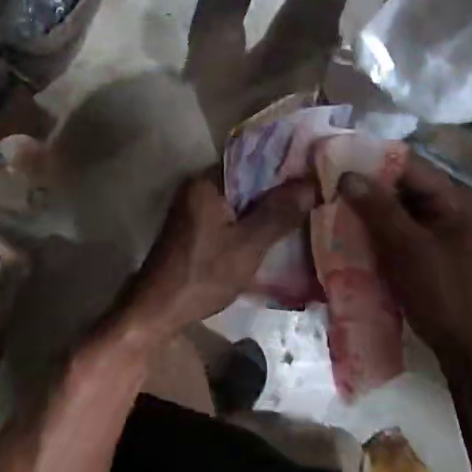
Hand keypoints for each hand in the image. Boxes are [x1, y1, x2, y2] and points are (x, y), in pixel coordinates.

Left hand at [121, 173, 315, 341]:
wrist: (158, 310)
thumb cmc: (202, 275)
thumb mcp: (247, 246)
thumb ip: (278, 213)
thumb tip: (310, 183)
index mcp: (206, 181)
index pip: (252, 161)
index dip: (284, 167)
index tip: (313, 174)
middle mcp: (197, 186)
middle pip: (246, 180)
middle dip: (277, 189)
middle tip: (314, 196)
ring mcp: (193, 206)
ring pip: (239, 200)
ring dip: (265, 208)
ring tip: (302, 212)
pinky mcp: (194, 227)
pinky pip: (229, 215)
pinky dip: (249, 222)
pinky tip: (274, 233)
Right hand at [337, 159, 471, 357]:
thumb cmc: (444, 295)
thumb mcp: (406, 248)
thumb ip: (378, 208)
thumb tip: (348, 174)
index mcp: (456, 202)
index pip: (409, 165)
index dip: (372, 161)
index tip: (336, 162)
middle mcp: (455, 212)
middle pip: (405, 188)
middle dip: (369, 188)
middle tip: (331, 188)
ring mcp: (448, 237)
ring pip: (403, 213)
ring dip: (372, 213)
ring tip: (336, 211)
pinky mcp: (439, 260)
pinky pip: (405, 235)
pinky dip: (382, 234)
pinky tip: (356, 240)